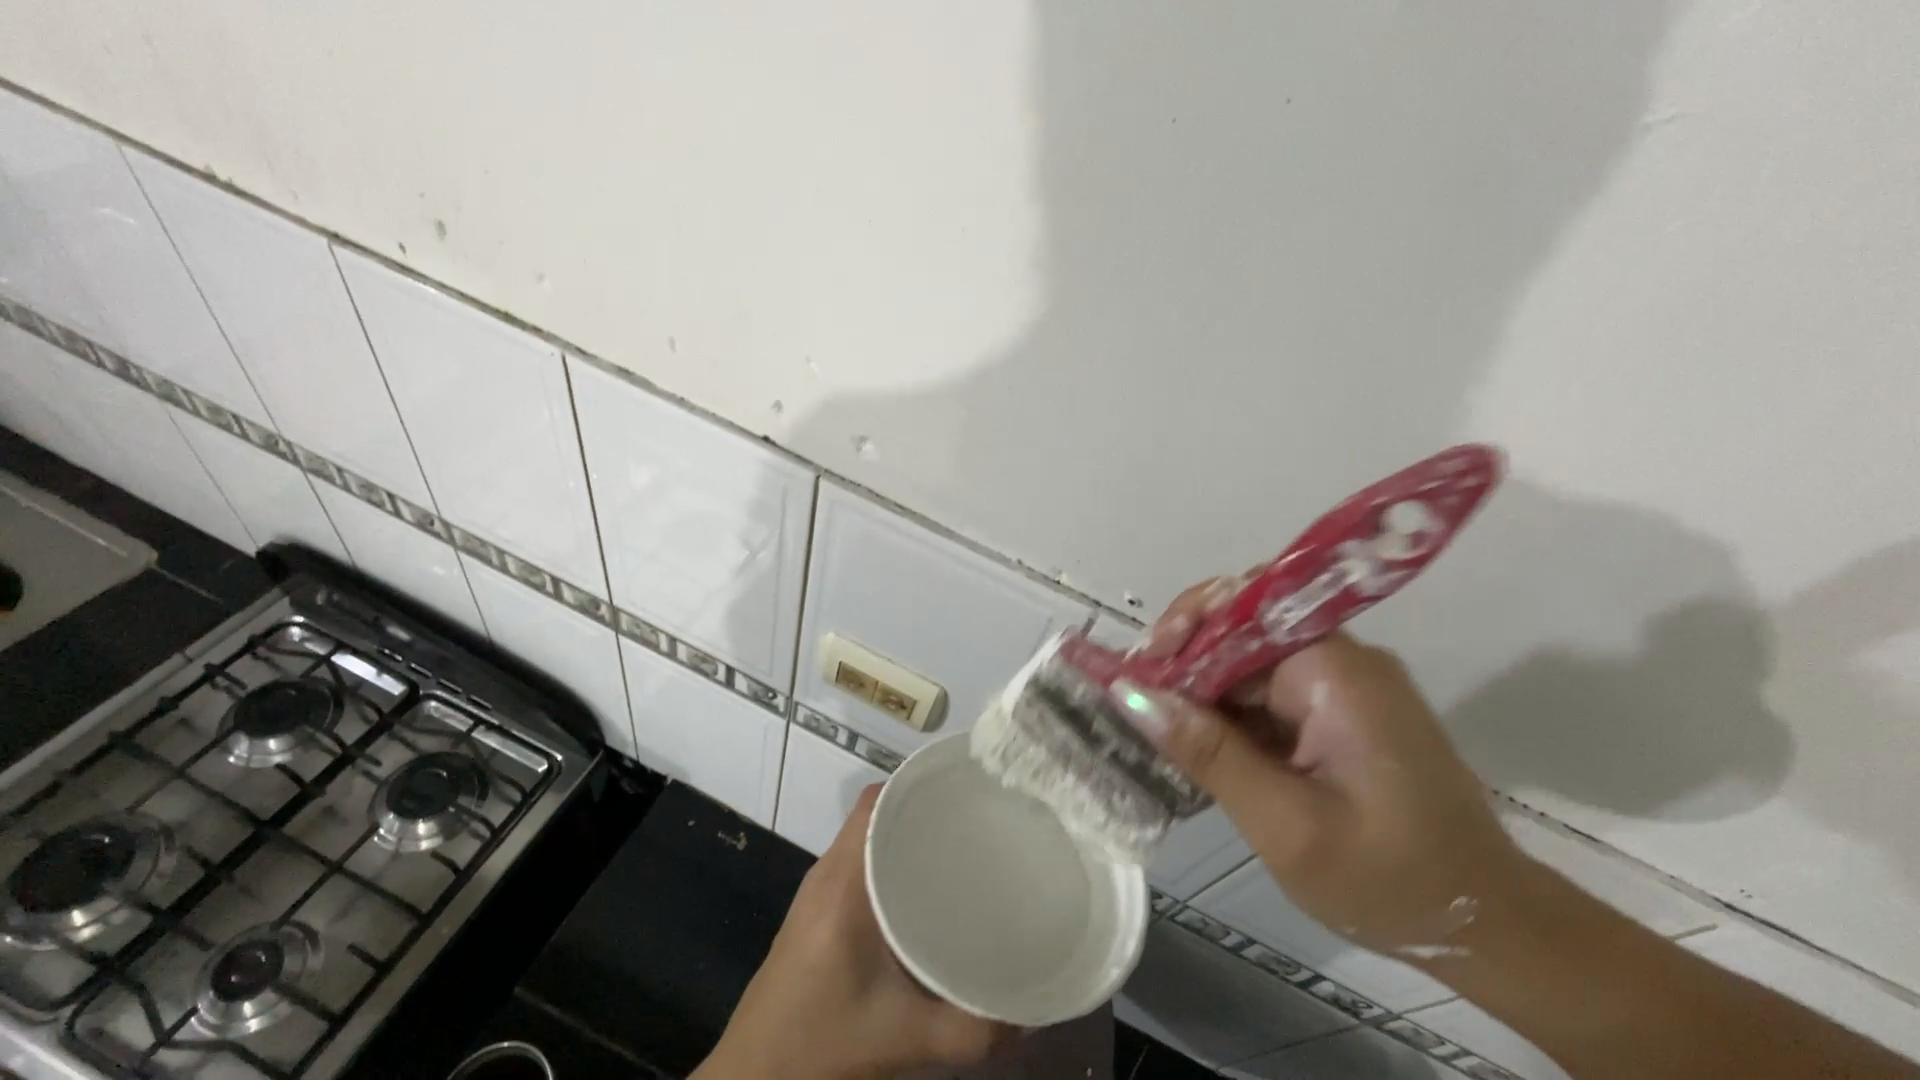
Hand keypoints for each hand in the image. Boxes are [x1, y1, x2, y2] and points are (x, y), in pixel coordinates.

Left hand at [693, 786, 1010, 1079]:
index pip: (876, 801)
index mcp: (843, 883)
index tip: (970, 792)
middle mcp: (826, 876)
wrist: (754, 1079)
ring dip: (911, 837)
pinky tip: (930, 895)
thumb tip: (1032, 1013)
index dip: (921, 785)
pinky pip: (861, 866)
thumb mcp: (911, 1039)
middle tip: (984, 823)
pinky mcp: (816, 917)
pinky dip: (894, 864)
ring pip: (868, 840)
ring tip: (967, 850)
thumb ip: (976, 1027)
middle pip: (878, 814)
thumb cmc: (824, 1044)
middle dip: (928, 810)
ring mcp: (817, 895)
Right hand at [1117, 577, 1528, 958]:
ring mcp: (1349, 687)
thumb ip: (1207, 751)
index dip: (1182, 633)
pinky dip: (1235, 718)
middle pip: (1244, 631)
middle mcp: (1344, 661)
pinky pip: (1275, 696)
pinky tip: (1205, 751)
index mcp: (1334, 671)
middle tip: (1139, 711)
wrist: (1485, 924)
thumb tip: (1129, 693)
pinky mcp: (1348, 715)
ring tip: (1161, 735)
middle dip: (1186, 662)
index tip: (1136, 677)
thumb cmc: (1386, 877)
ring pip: (1254, 665)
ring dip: (1206, 694)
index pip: (1240, 615)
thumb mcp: (1283, 823)